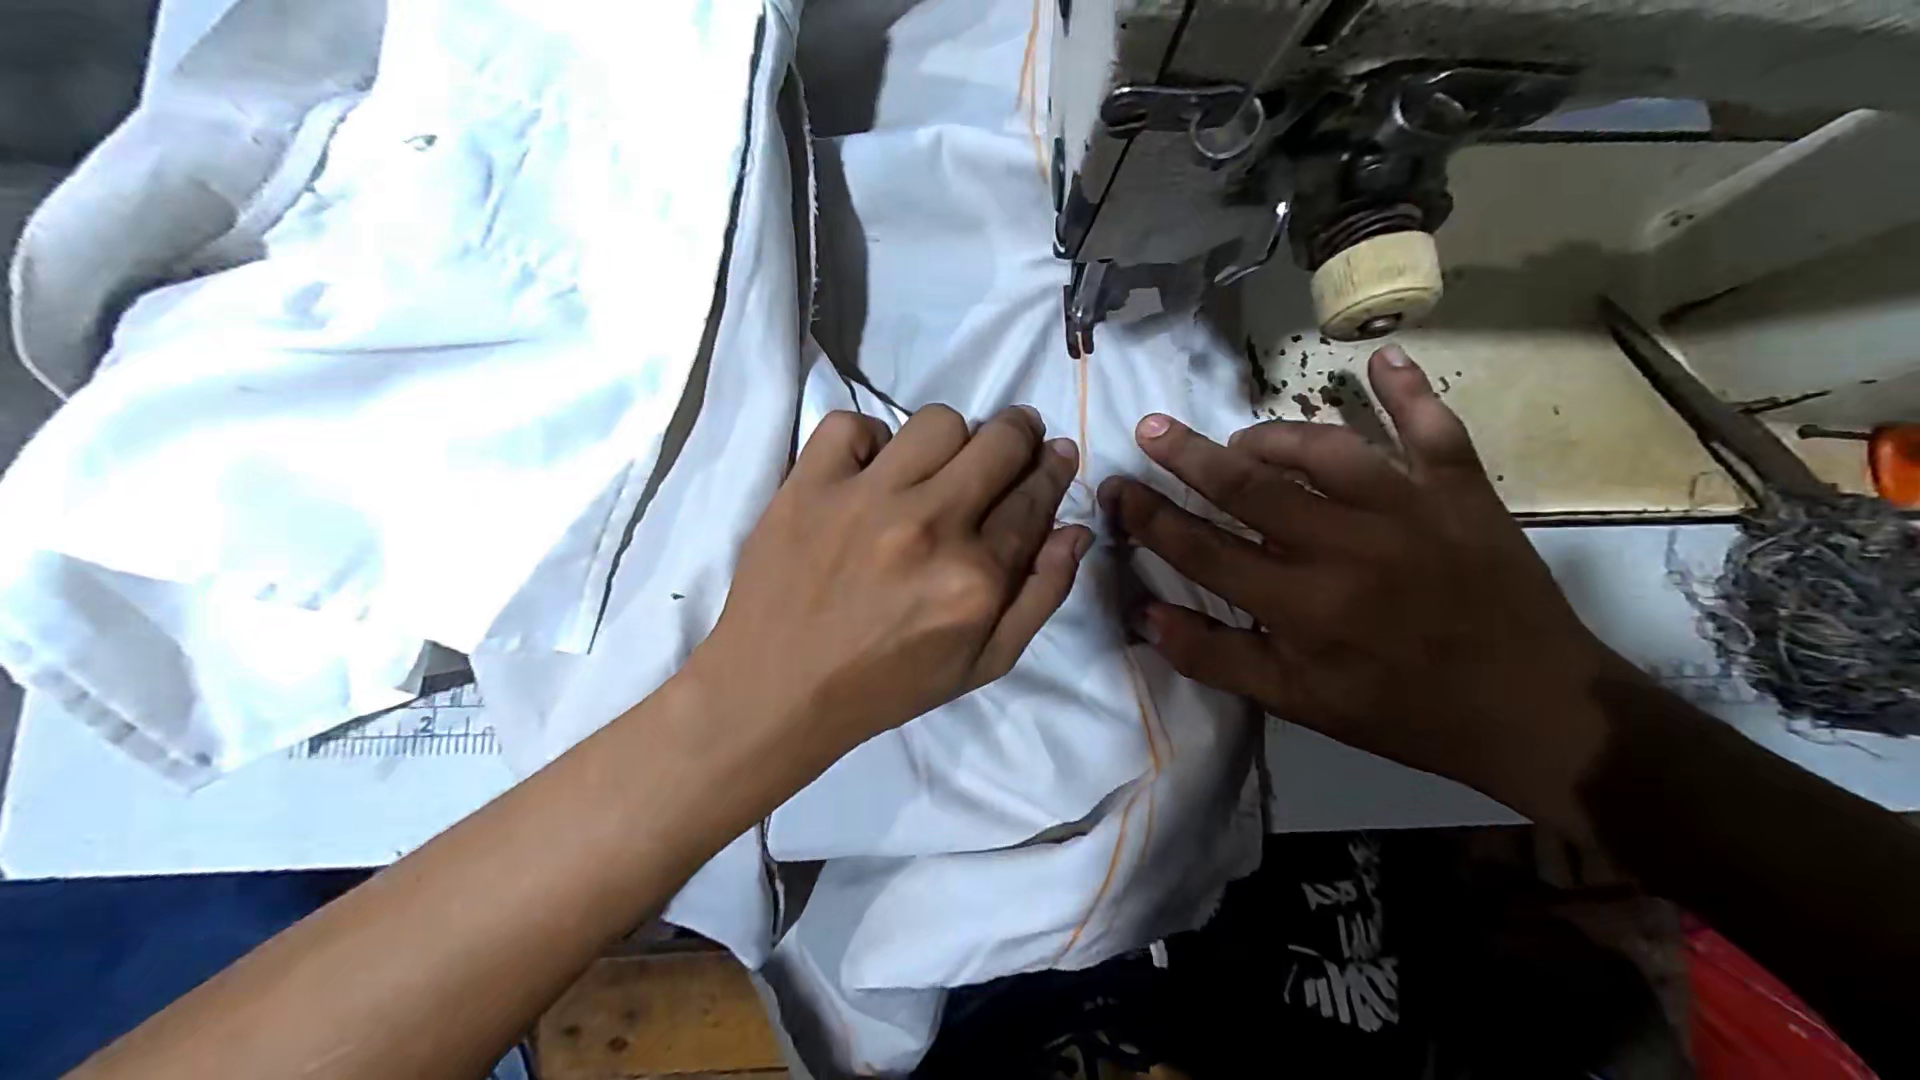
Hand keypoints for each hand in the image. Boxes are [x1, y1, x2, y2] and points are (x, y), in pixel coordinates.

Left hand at [692, 404, 1091, 762]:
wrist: (776, 690)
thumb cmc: (886, 684)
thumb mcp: (983, 664)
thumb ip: (1040, 597)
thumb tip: (1075, 529)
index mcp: (975, 578)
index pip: (1033, 498)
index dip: (1052, 469)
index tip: (1056, 452)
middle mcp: (928, 526)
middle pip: (997, 442)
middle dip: (1020, 433)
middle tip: (1014, 440)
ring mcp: (863, 499)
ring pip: (936, 421)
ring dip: (950, 438)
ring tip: (937, 464)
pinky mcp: (807, 485)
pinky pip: (852, 423)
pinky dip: (868, 440)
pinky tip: (869, 472)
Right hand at [1099, 345, 1616, 824]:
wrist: (1540, 712)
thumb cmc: (1403, 713)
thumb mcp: (1299, 704)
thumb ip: (1216, 657)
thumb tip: (1145, 614)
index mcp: (1306, 607)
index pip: (1205, 550)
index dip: (1151, 517)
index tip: (1115, 488)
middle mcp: (1351, 547)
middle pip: (1252, 487)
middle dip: (1189, 456)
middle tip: (1150, 427)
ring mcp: (1412, 511)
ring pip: (1326, 448)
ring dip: (1271, 435)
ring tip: (1239, 440)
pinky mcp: (1464, 494)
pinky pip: (1433, 429)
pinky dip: (1408, 391)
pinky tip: (1382, 358)